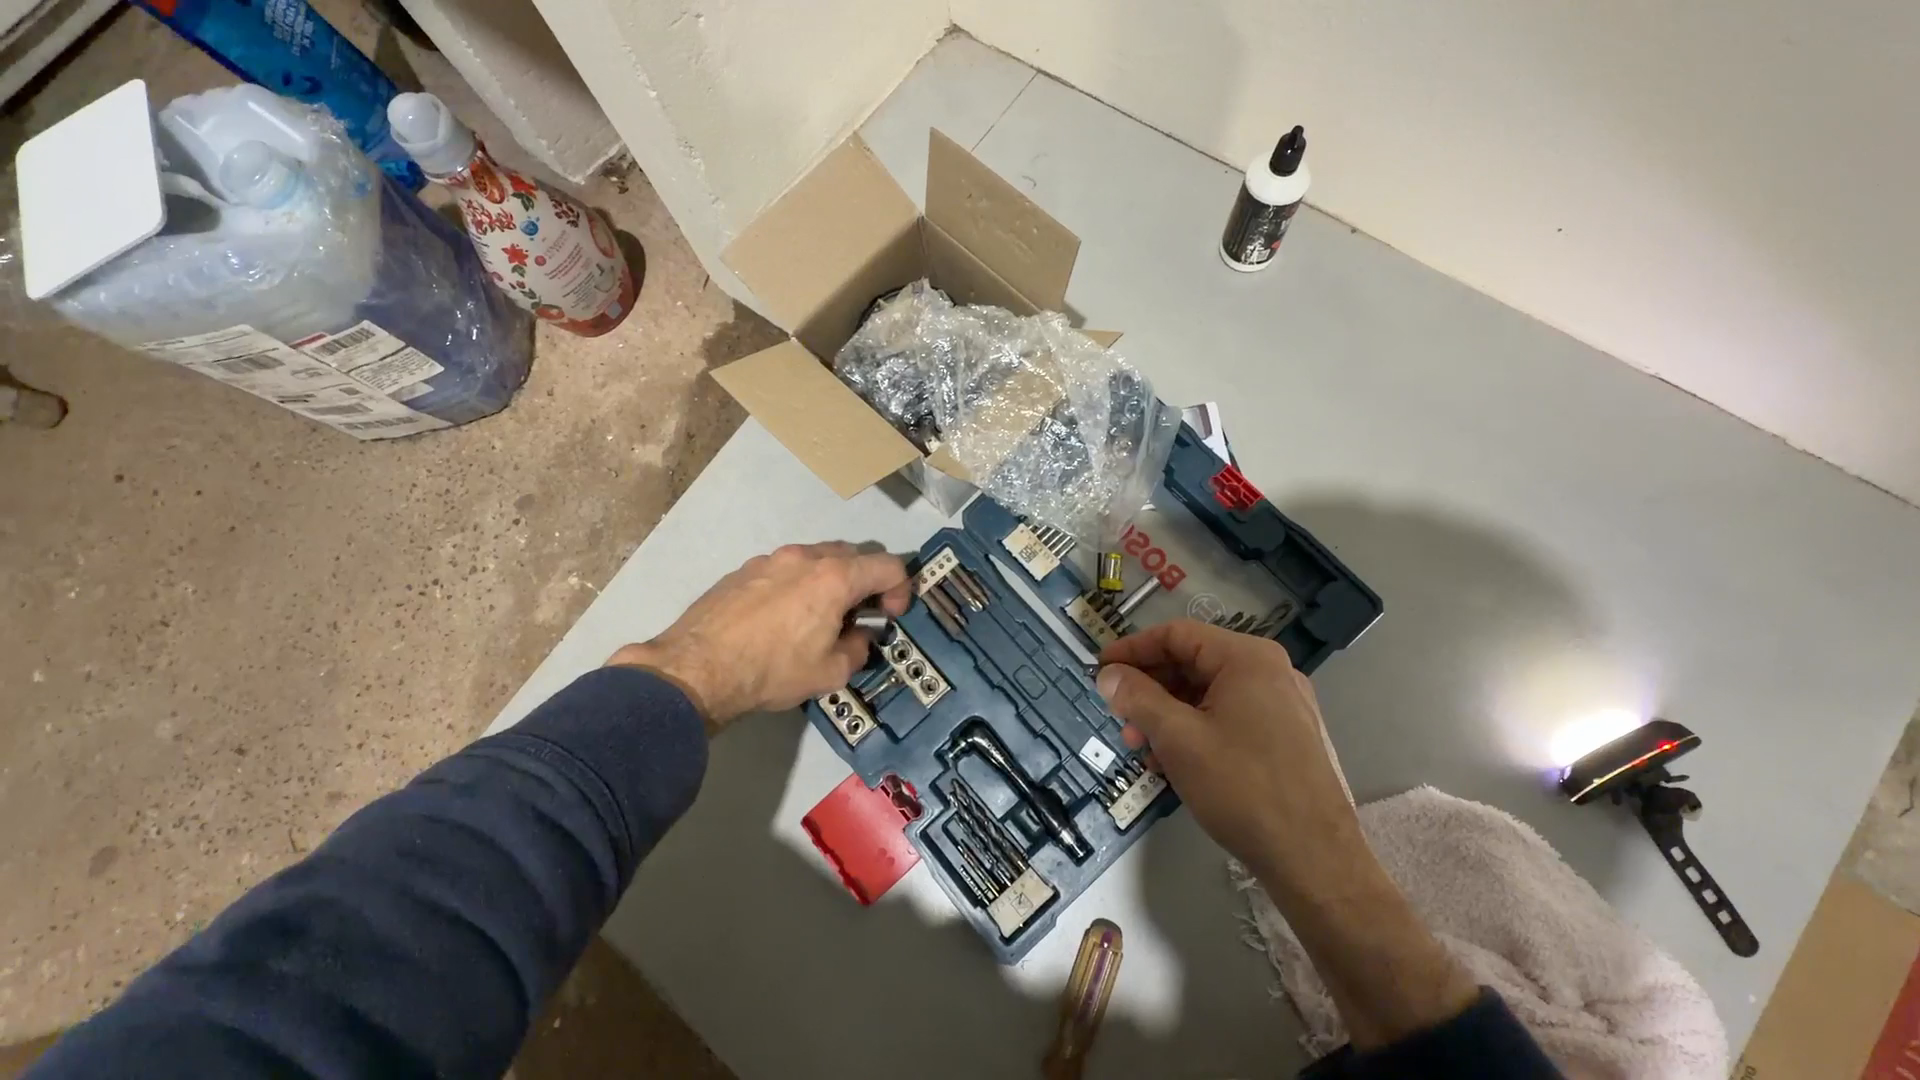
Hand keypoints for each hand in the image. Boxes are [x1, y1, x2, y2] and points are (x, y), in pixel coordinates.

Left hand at [607, 542, 909, 731]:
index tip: (890, 616)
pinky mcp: (742, 571)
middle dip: (865, 582)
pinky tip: (781, 619)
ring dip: (830, 581)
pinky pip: (784, 570)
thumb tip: (858, 637)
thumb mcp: (830, 673)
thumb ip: (857, 649)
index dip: (901, 589)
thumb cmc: (771, 671)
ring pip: (815, 559)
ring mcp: (769, 560)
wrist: (696, 669)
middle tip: (859, 615)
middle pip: (853, 555)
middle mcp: (804, 557)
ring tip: (819, 617)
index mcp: (834, 577)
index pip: (888, 566)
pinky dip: (797, 586)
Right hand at [1101, 620, 1481, 1048]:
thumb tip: (1108, 675)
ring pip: (1210, 695)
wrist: (1314, 858)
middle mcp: (1271, 672)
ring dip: (1170, 715)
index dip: (1132, 649)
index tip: (1101, 671)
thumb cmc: (1242, 788)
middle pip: (1194, 663)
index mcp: (1248, 659)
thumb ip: (1138, 698)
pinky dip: (1197, 731)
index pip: (1177, 634)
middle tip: (1120, 720)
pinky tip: (1176, 765)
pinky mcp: (1288, 738)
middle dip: (1150, 690)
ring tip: (1145, 751)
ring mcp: (1284, 706)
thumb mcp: (1178, 739)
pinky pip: (1230, 718)